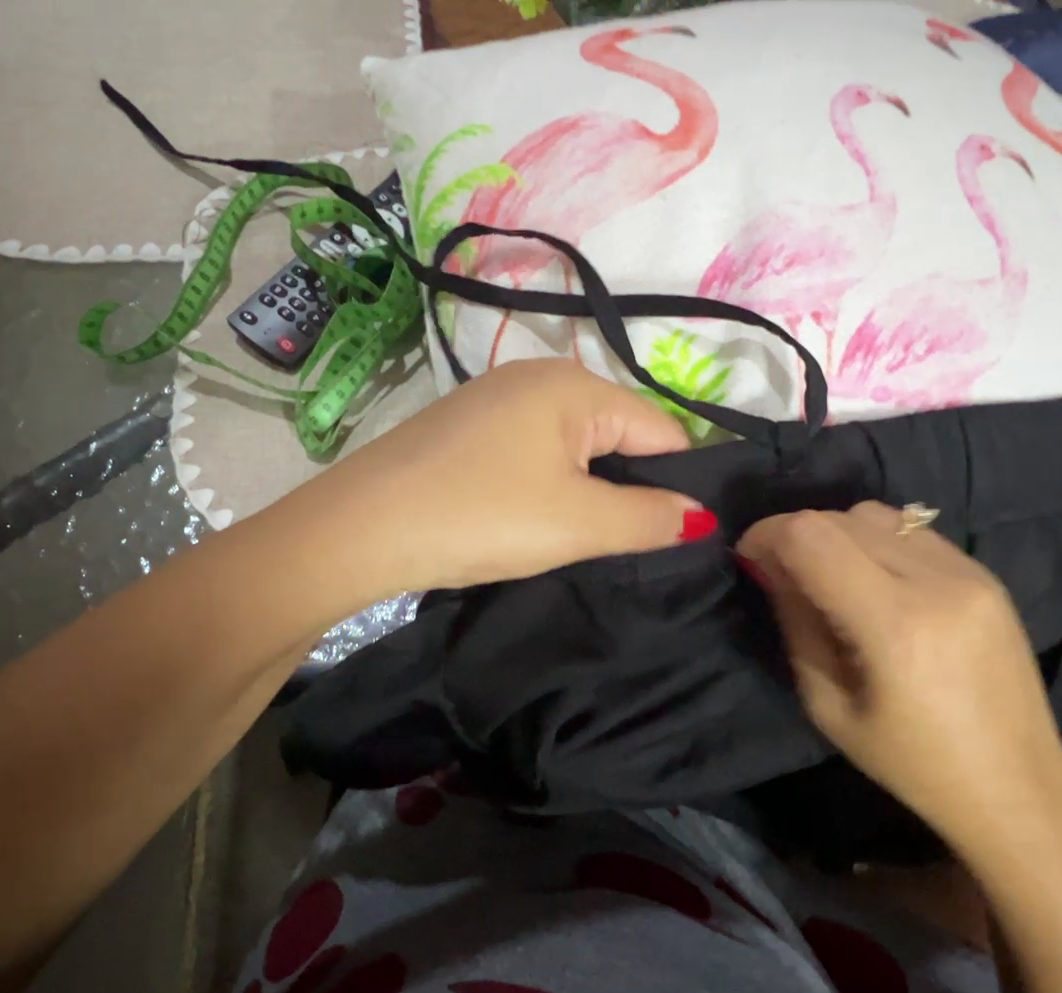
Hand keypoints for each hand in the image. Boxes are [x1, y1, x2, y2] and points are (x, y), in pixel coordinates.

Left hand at [282, 360, 706, 595]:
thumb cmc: (480, 517)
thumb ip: (650, 519)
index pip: (662, 431)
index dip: (677, 485)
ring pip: (575, 446)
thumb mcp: (578, 523)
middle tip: (624, 546)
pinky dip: (547, 484)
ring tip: (579, 539)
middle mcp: (539, 376)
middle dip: (630, 487)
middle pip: (618, 433)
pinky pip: (534, 451)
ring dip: (588, 490)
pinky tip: (530, 519)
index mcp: (576, 385)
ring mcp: (497, 399)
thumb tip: (701, 517)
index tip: (675, 538)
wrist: (361, 529)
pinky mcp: (468, 427)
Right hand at [736, 502, 1061, 847]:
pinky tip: (874, 582)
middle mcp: (937, 582)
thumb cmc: (913, 764)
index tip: (748, 558)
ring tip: (828, 577)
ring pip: (879, 515)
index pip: (812, 537)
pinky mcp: (987, 573)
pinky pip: (914, 531)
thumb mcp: (830, 707)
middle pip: (842, 517)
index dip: (767, 535)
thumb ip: (797, 624)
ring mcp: (970, 572)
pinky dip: (877, 541)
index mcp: (895, 625)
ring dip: (838, 534)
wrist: (1016, 784)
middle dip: (797, 535)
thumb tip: (770, 567)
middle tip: (781, 573)